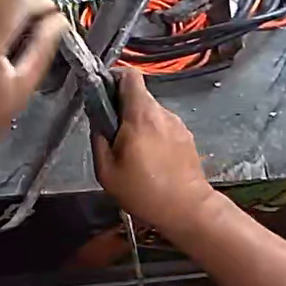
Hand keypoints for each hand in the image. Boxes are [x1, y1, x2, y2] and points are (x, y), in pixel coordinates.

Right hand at [91, 69, 219, 234]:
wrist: (188, 209)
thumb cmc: (144, 191)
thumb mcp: (107, 171)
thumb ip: (98, 140)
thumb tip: (98, 121)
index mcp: (141, 114)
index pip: (130, 76)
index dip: (114, 79)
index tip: (104, 94)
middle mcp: (161, 112)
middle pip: (139, 95)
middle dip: (123, 108)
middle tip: (114, 133)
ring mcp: (177, 123)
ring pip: (151, 112)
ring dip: (139, 123)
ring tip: (134, 151)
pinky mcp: (186, 136)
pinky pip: (163, 125)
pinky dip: (154, 134)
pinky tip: (152, 159)